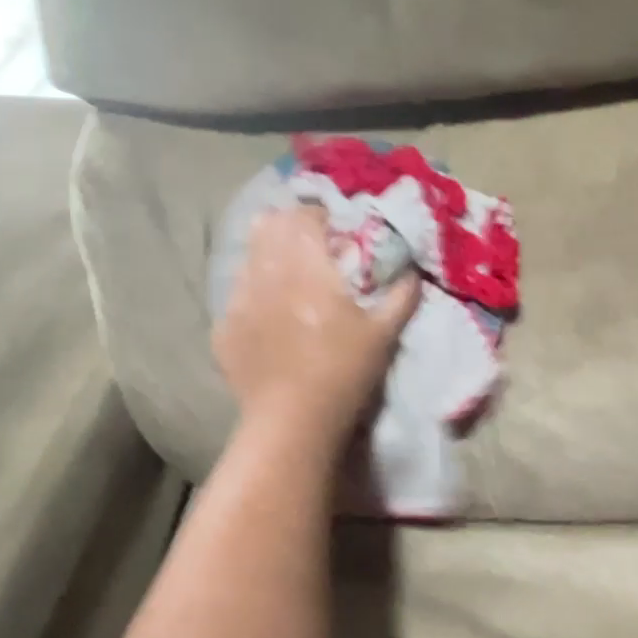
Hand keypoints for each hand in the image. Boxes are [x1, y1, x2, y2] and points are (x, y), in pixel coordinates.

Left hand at [214, 205, 419, 445]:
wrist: (293, 421)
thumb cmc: (344, 373)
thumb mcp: (384, 335)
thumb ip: (401, 296)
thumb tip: (412, 271)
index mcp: (306, 268)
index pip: (304, 216)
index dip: (321, 217)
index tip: (338, 232)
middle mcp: (266, 273)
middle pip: (268, 224)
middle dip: (291, 227)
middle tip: (314, 247)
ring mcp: (238, 299)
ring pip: (248, 255)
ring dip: (270, 255)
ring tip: (292, 278)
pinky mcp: (224, 327)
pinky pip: (237, 293)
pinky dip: (256, 291)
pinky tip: (273, 316)